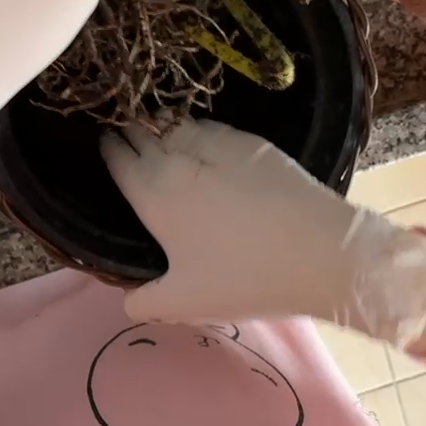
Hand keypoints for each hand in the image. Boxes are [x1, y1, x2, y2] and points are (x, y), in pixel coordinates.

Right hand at [101, 119, 425, 353]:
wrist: (319, 250)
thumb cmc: (244, 277)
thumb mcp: (185, 303)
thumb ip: (144, 302)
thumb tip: (126, 300)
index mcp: (153, 193)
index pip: (117, 156)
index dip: (108, 149)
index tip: (106, 147)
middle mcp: (176, 158)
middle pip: (140, 131)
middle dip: (130, 132)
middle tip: (127, 139)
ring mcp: (215, 143)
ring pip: (173, 122)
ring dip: (160, 126)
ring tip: (160, 136)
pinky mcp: (248, 139)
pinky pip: (207, 125)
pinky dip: (194, 128)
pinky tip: (201, 141)